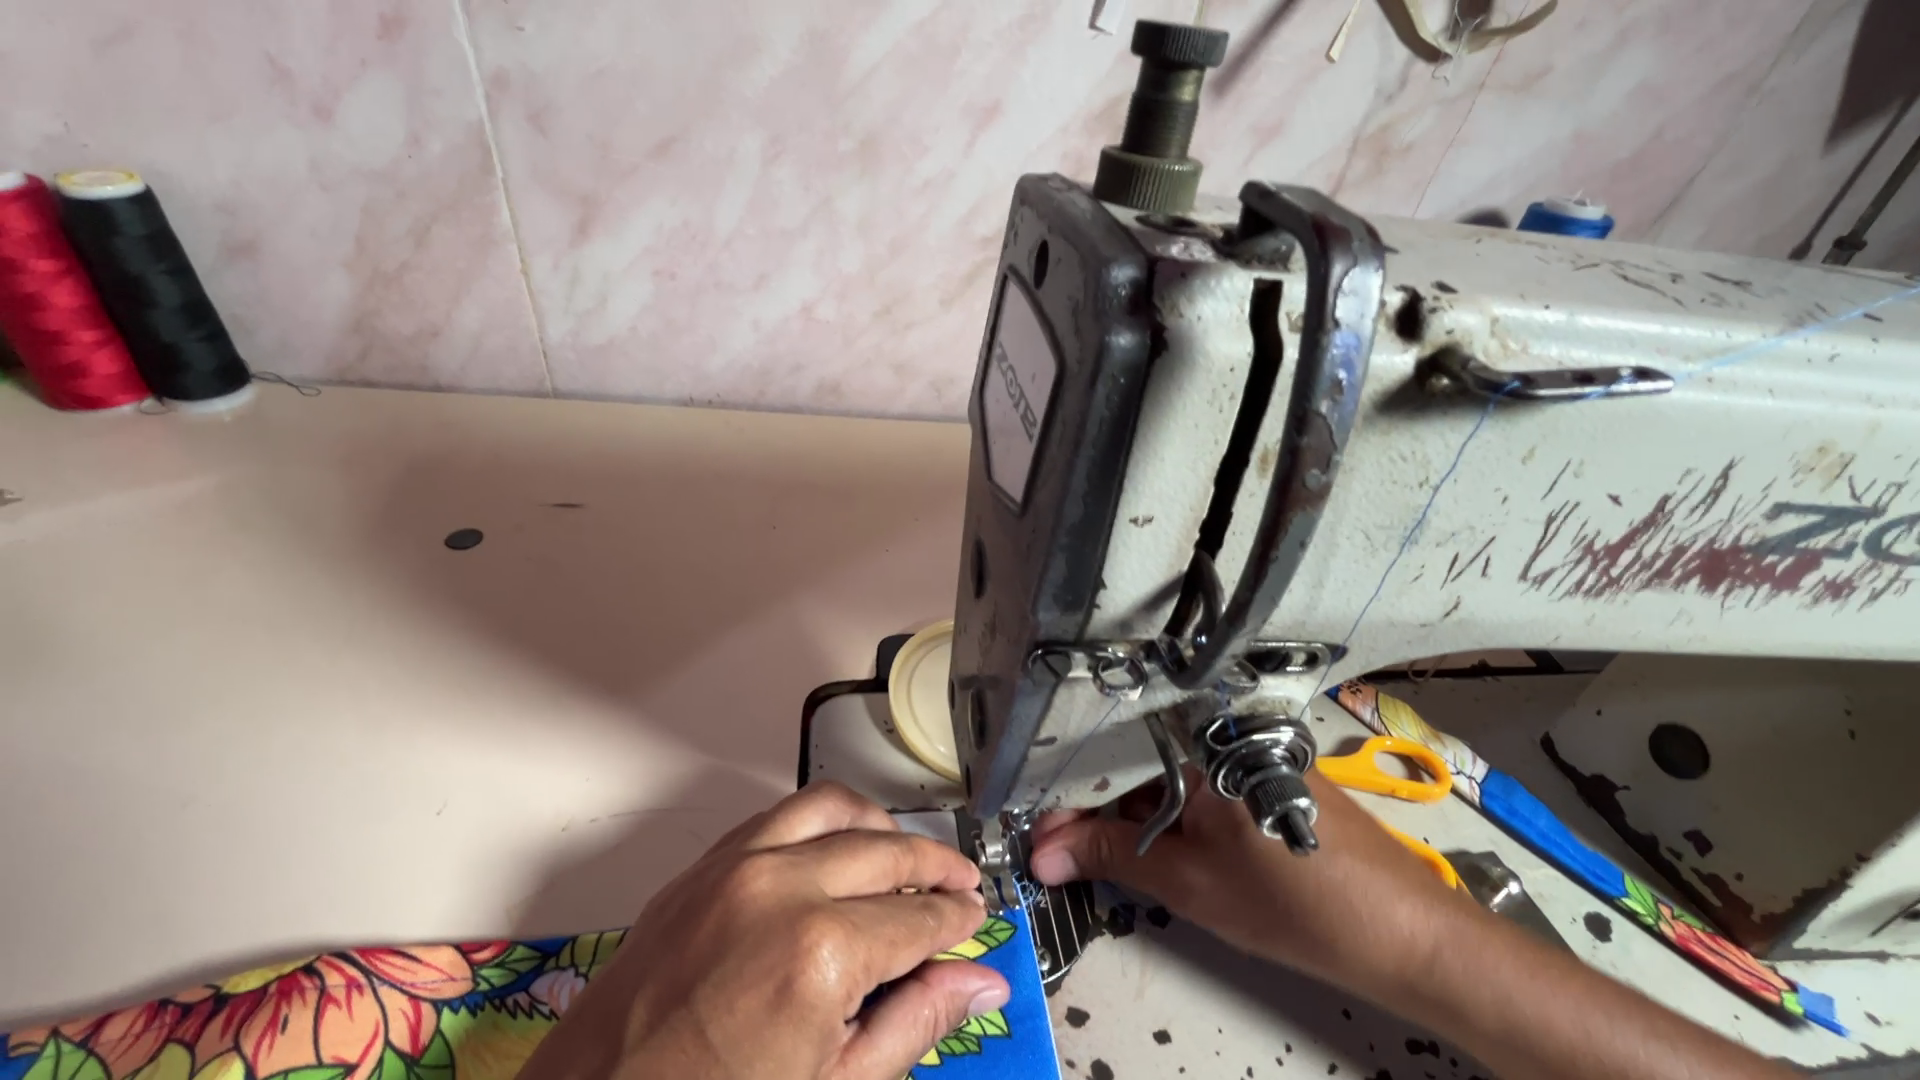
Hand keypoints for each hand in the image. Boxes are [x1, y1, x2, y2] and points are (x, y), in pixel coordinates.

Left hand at [524, 782, 1010, 1079]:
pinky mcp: (698, 869)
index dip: (957, 920)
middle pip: (886, 850)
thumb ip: (915, 1023)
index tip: (973, 921)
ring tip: (905, 857)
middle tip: (958, 886)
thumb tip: (979, 981)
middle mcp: (778, 889)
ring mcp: (731, 868)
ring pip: (832, 807)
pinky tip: (834, 851)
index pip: (919, 917)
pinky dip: (820, 822)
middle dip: (936, 865)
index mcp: (819, 953)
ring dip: (880, 826)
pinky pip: (776, 816)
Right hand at [1029, 769, 1469, 1000]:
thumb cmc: (1292, 903)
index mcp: (1201, 737)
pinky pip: (1197, 776)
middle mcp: (1223, 725)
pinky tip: (1147, 837)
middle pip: (1135, 757)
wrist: (1404, 933)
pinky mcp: (1264, 766)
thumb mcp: (1187, 882)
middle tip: (1058, 846)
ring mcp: (1247, 743)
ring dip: (1129, 806)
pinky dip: (1167, 806)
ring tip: (1093, 847)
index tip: (1036, 829)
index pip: (1110, 756)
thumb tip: (1042, 855)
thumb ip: (1108, 857)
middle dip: (1093, 803)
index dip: (1066, 794)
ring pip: (1164, 767)